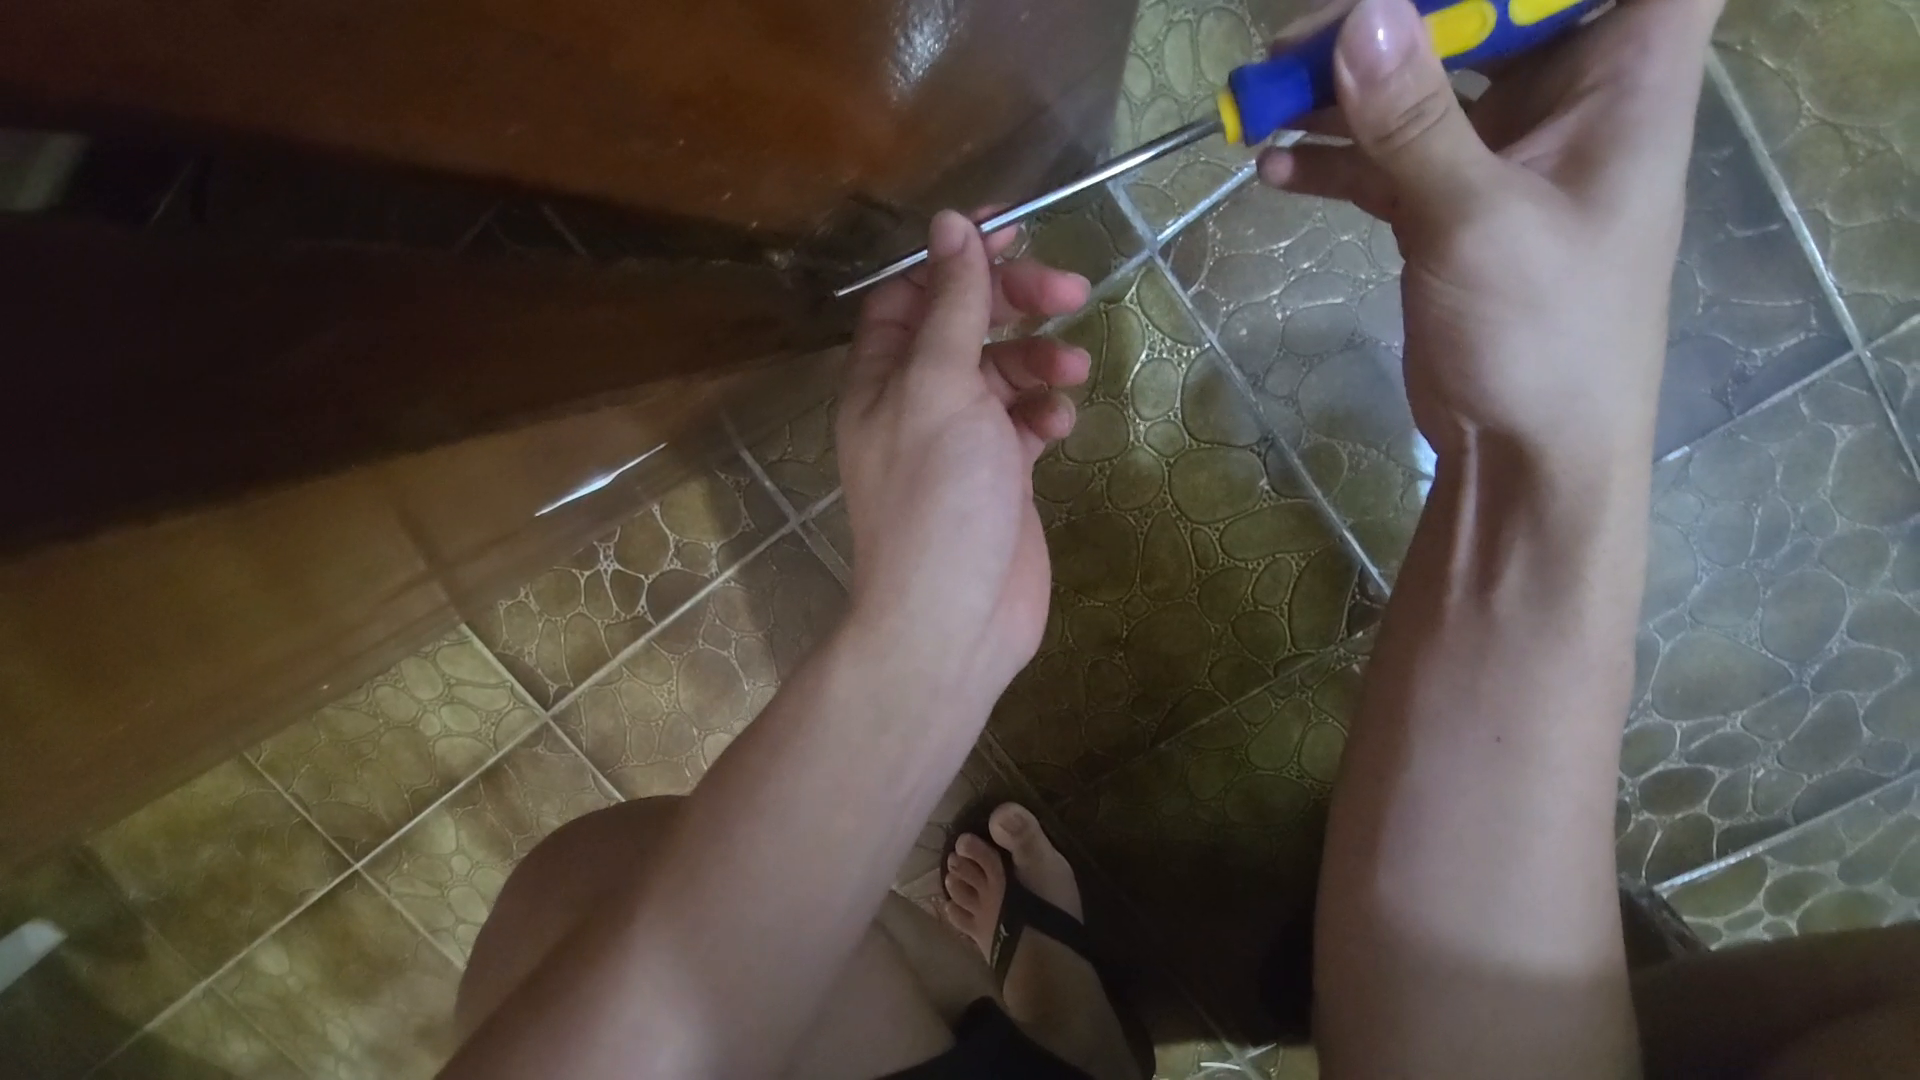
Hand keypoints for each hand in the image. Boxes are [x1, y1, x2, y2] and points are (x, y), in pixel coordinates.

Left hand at [837, 210, 1091, 699]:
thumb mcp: (940, 387)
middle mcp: (914, 401)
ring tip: (1072, 372)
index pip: (910, 293)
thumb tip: (950, 224)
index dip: (955, 257)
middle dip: (1014, 302)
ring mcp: (959, 440)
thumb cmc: (938, 496)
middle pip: (964, 325)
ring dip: (1038, 360)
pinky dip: (1042, 414)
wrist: (955, 616)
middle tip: (1070, 288)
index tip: (1013, 231)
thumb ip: (951, 307)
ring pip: (1001, 373)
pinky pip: (1022, 423)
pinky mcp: (998, 474)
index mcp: (881, 376)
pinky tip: (1059, 424)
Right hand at [1258, 0, 1724, 468]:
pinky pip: (1384, 165)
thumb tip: (1360, 18)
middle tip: (1290, 51)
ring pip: (1418, 94)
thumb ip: (1415, 121)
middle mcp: (1566, 100)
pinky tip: (1278, 169)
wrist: (1522, 444)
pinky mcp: (1445, 211)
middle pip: (1480, 18)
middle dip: (1386, 28)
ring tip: (1262, 107)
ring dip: (1341, 98)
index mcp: (1625, 74)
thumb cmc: (1541, 331)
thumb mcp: (1476, 218)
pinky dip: (1334, 165)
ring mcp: (1497, 158)